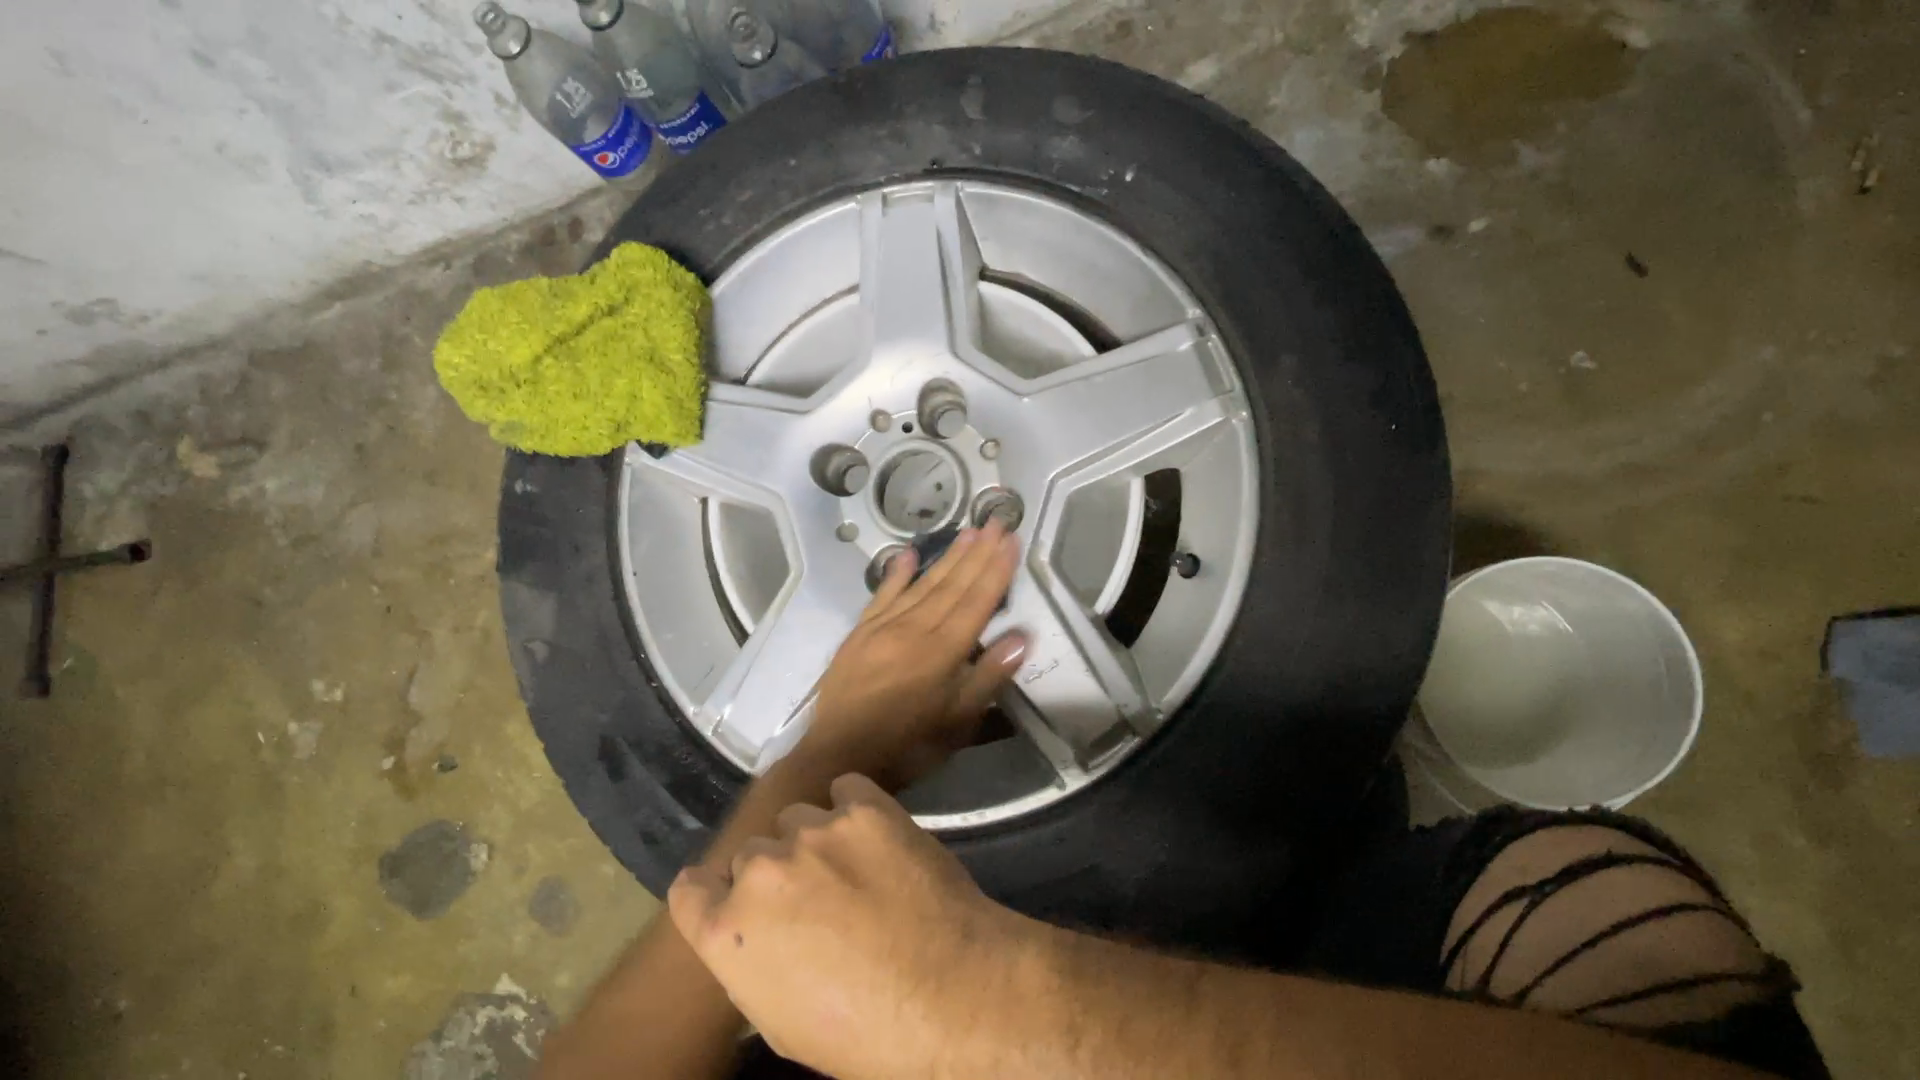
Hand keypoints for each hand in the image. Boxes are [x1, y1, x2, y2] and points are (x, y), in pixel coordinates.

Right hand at [669, 775, 1022, 1079]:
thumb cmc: (864, 1033)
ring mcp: (814, 834)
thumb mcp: (783, 1025)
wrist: (950, 996)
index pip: (691, 889)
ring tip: (854, 867)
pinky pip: (845, 789)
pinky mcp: (866, 810)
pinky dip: (854, 807)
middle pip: (752, 854)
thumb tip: (758, 938)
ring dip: (814, 840)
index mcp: (727, 930)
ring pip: (796, 819)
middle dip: (776, 875)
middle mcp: (760, 871)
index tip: (733, 897)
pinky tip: (874, 832)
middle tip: (816, 900)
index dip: (713, 894)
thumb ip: (752, 966)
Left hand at [801, 520, 1026, 788]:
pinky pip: (883, 594)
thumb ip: (988, 677)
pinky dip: (897, 573)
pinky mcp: (860, 632)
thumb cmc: (907, 746)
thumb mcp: (957, 723)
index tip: (1012, 540)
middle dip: (978, 553)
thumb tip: (1021, 637)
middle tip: (996, 521)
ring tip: (968, 532)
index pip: (976, 601)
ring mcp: (883, 627)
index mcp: (942, 652)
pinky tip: (909, 554)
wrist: (838, 755)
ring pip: (922, 584)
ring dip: (947, 557)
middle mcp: (914, 629)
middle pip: (952, 584)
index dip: (997, 570)